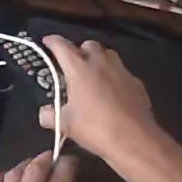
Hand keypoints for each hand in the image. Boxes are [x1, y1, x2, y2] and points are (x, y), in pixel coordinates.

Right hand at [38, 35, 163, 165]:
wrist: (134, 140)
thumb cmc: (95, 128)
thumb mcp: (65, 124)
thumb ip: (50, 115)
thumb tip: (44, 112)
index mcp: (79, 68)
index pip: (62, 46)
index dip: (53, 41)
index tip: (47, 41)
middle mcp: (100, 63)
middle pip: (88, 45)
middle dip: (79, 50)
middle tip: (73, 64)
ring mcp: (121, 71)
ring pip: (108, 54)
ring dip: (98, 59)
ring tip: (92, 74)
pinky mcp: (136, 83)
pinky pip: (122, 72)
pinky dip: (114, 76)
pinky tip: (112, 91)